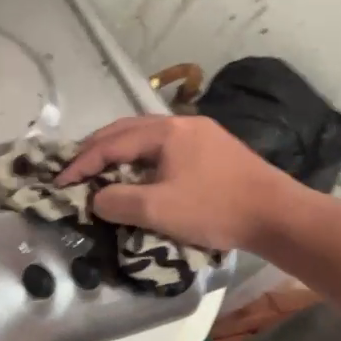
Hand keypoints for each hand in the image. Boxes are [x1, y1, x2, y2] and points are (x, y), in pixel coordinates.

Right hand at [54, 115, 309, 250]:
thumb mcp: (156, 209)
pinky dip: (140, 156)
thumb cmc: (215, 209)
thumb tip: (96, 198)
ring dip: (117, 151)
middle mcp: (181, 123)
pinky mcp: (215, 149)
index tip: (58, 182)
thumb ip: (116, 201)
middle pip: (124, 130)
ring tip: (100, 170)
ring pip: (145, 136)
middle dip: (94, 149)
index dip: (79, 164)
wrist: (282, 217)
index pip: (109, 143)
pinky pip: (164, 145)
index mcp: (165, 131)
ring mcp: (201, 134)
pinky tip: (138, 173)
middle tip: (73, 170)